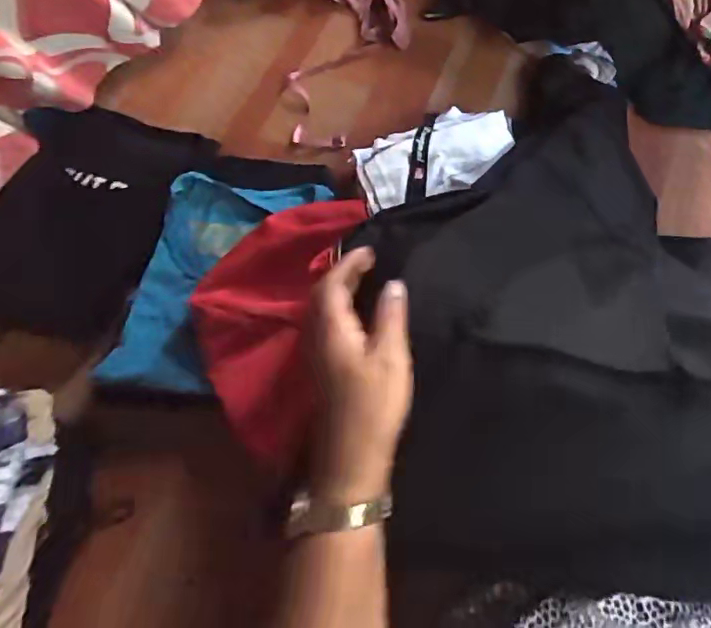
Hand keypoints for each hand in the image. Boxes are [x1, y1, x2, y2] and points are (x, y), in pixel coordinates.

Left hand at [306, 248, 411, 504]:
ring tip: (365, 279)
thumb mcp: (391, 358)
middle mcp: (317, 340)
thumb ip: (391, 317)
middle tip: (369, 261)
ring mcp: (317, 357)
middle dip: (342, 273)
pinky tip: (359, 313)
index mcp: (332, 332)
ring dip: (339, 290)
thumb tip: (393, 283)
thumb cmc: (373, 406)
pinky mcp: (324, 370)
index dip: (348, 264)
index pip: (331, 286)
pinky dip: (341, 308)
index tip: (370, 250)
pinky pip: (327, 324)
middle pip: (321, 297)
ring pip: (322, 312)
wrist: (351, 461)